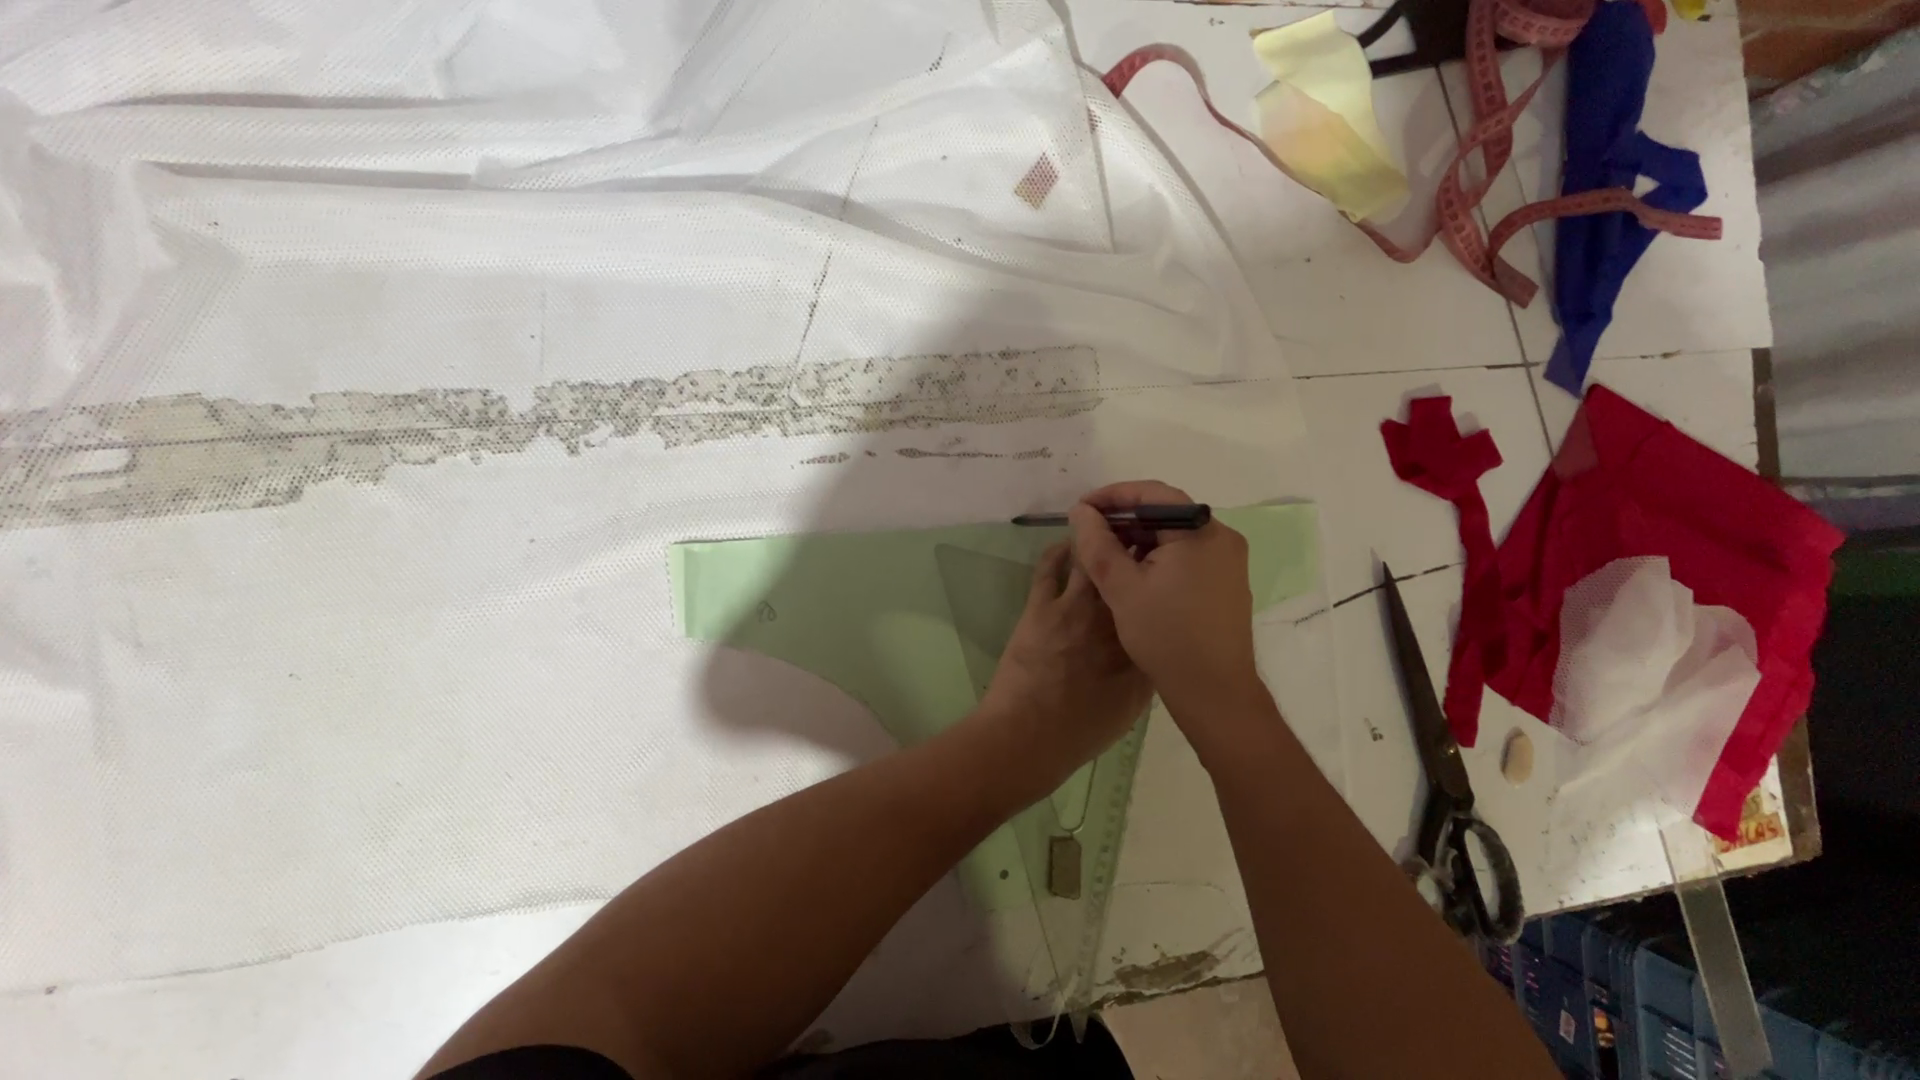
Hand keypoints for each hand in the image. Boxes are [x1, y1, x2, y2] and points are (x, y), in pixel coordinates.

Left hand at [978, 543, 1151, 769]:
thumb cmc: (1083, 731)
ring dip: (1100, 540)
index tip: (1163, 568)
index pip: (1158, 603)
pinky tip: (1066, 544)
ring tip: (1104, 529)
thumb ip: (1146, 673)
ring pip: (1093, 560)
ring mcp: (1076, 610)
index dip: (1160, 580)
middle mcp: (1113, 620)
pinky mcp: (1042, 607)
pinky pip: (1051, 567)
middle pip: (1130, 572)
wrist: (1030, 736)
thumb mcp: (1132, 707)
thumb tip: (1152, 650)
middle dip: (1137, 549)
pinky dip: (1060, 551)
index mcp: (1141, 646)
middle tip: (1138, 537)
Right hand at [1067, 481, 1263, 715]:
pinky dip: (1159, 558)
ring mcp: (1228, 562)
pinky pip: (1188, 556)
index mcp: (1201, 531)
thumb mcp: (1121, 587)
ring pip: (1175, 536)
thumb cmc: (1166, 636)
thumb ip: (1097, 544)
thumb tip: (1081, 511)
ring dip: (1139, 540)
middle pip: (1165, 513)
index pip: (1152, 493)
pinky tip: (1135, 578)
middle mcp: (1222, 538)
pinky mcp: (1227, 583)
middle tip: (1089, 535)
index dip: (1112, 496)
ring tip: (1106, 557)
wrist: (1214, 691)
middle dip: (1124, 520)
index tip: (1081, 509)